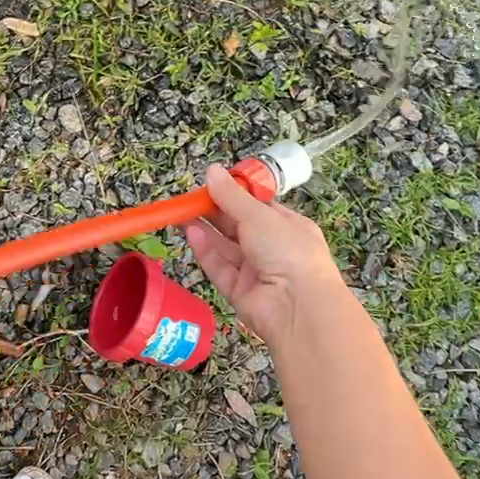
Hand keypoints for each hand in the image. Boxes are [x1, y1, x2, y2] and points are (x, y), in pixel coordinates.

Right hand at [184, 164, 344, 345]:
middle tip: (189, 198)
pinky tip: (191, 233)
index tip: (213, 184)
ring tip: (181, 213)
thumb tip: (212, 171)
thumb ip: (231, 196)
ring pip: (226, 247)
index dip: (235, 195)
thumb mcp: (259, 215)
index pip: (259, 207)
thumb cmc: (288, 250)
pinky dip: (206, 251)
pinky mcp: (240, 292)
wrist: (298, 307)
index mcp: (288, 227)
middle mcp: (274, 249)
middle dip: (214, 212)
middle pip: (238, 227)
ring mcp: (257, 272)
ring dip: (205, 229)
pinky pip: (220, 268)